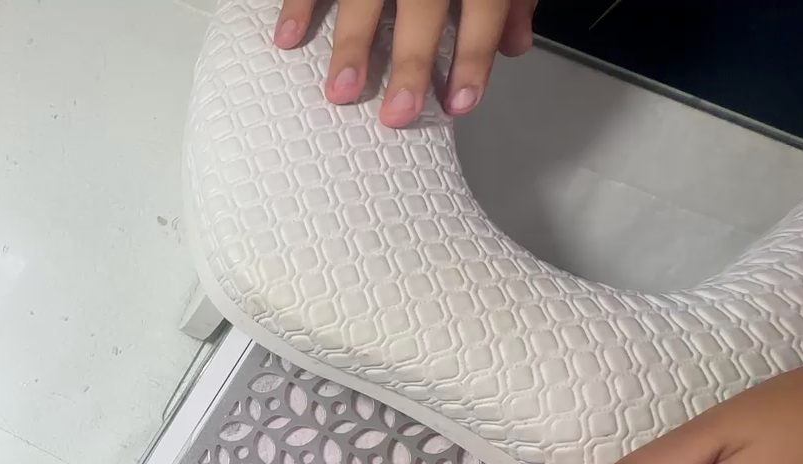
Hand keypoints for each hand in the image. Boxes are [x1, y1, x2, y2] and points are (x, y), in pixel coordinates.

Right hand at [272, 0, 536, 125]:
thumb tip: (515, 44)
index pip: (484, 2)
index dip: (475, 52)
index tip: (460, 102)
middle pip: (424, 5)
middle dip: (413, 60)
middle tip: (398, 114)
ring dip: (352, 46)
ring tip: (342, 92)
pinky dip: (299, 6)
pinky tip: (287, 39)